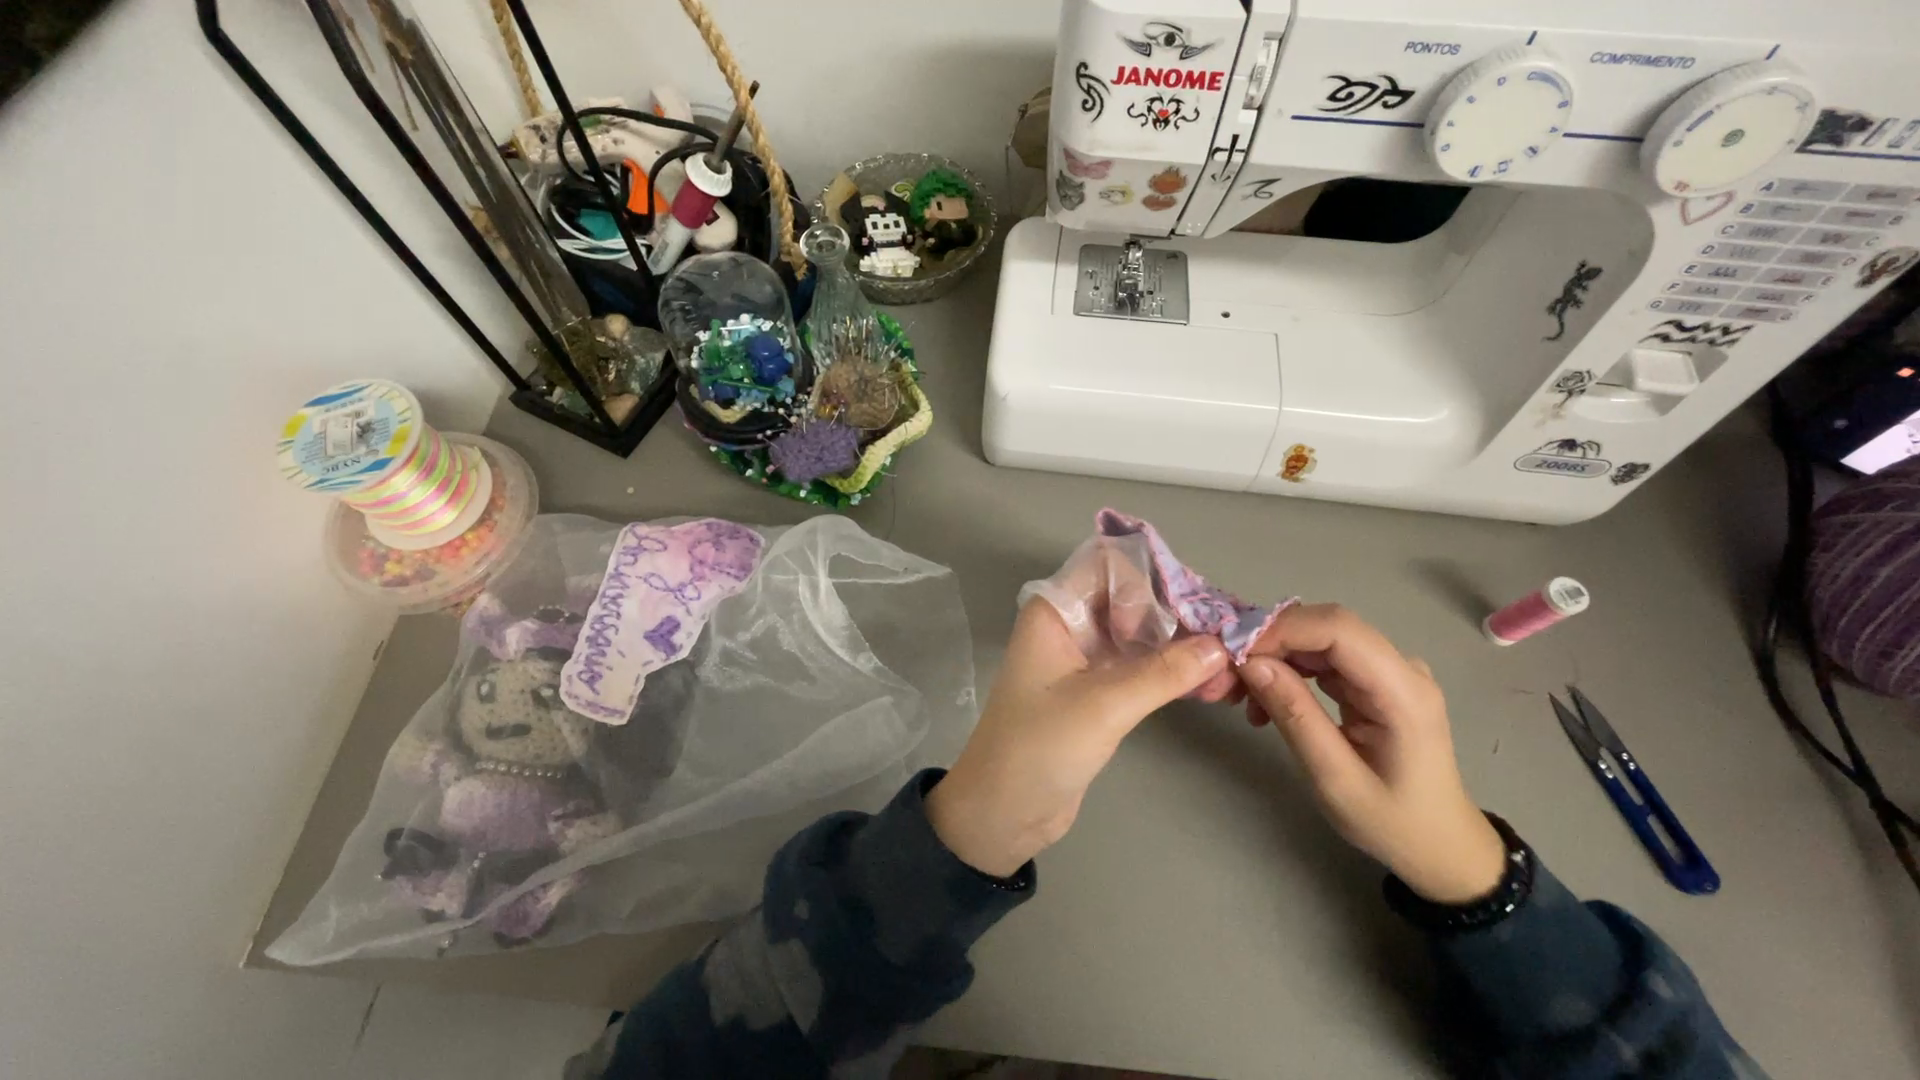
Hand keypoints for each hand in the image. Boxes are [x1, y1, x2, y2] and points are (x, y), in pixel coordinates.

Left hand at [927, 600, 1230, 876]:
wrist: (1002, 813)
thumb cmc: (1039, 748)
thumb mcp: (1103, 706)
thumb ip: (1163, 672)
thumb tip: (1221, 645)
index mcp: (1056, 612)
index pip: (1109, 565)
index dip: (1151, 578)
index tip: (1186, 610)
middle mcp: (1072, 625)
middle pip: (1134, 598)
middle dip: (1180, 614)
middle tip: (1229, 638)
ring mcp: (1086, 659)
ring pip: (1143, 634)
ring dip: (1184, 647)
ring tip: (1231, 669)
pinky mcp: (1099, 691)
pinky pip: (1142, 666)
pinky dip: (1174, 672)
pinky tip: (1212, 686)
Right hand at [1237, 604, 1505, 904]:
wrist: (1439, 845)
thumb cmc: (1392, 821)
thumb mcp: (1334, 779)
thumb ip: (1295, 716)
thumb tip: (1250, 663)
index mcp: (1403, 692)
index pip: (1338, 629)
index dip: (1282, 629)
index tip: (1234, 655)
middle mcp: (1401, 668)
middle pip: (1326, 626)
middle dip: (1271, 642)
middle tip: (1228, 676)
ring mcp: (1389, 671)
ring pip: (1319, 638)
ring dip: (1275, 657)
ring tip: (1241, 696)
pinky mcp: (1374, 680)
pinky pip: (1323, 658)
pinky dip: (1288, 671)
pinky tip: (1265, 701)